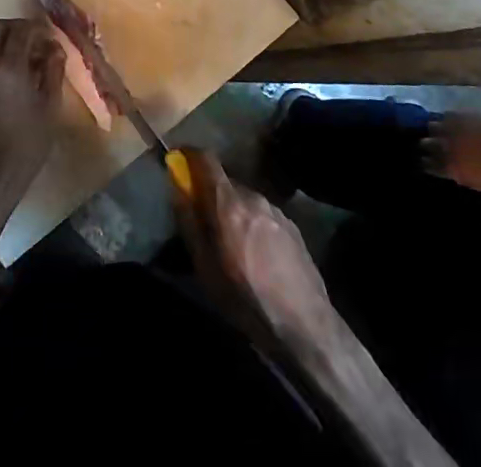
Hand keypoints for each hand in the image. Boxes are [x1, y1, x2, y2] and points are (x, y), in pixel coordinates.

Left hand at [0, 18, 64, 195]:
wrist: (0, 166)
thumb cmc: (31, 136)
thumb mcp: (51, 102)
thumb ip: (53, 69)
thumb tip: (55, 48)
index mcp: (10, 67)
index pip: (22, 30)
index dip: (40, 28)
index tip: (55, 38)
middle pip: (1, 27)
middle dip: (22, 27)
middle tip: (42, 41)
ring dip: (15, 40)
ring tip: (38, 59)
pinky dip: (9, 54)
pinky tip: (28, 72)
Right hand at [173, 150, 339, 349]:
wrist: (303, 325)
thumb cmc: (244, 298)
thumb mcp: (204, 266)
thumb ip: (189, 221)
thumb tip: (177, 186)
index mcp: (229, 204)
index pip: (206, 160)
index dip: (190, 156)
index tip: (178, 161)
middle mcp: (254, 198)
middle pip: (225, 182)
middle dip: (210, 194)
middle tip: (201, 221)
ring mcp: (277, 211)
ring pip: (245, 199)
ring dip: (231, 210)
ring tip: (229, 244)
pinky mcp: (292, 226)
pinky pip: (262, 214)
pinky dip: (250, 221)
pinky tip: (254, 253)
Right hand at [420, 112, 480, 190]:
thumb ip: (474, 178)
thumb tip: (465, 174)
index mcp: (456, 171)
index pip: (431, 167)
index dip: (430, 164)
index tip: (430, 162)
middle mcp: (447, 149)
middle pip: (427, 145)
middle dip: (429, 146)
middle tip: (433, 145)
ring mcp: (452, 130)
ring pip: (432, 127)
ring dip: (436, 129)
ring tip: (442, 129)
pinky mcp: (460, 114)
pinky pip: (446, 115)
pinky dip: (448, 117)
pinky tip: (455, 118)